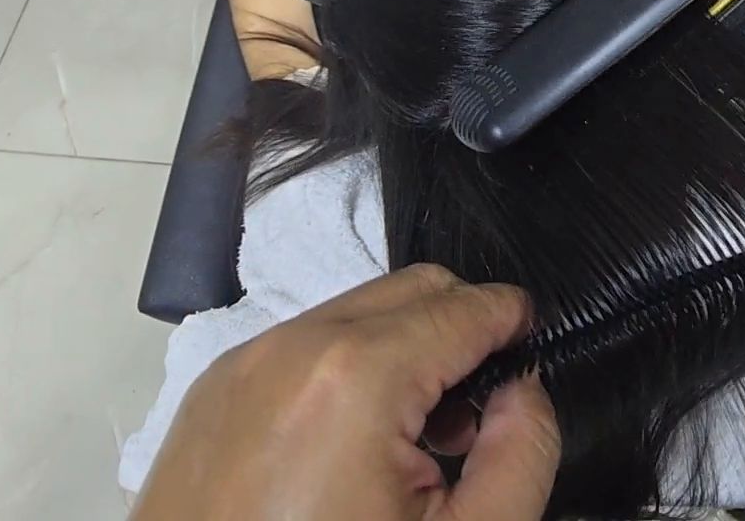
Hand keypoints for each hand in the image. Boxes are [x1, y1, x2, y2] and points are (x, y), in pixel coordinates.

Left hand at [132, 265, 559, 520]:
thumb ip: (520, 456)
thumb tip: (521, 391)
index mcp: (356, 375)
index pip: (464, 306)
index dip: (512, 318)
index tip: (531, 345)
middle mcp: (294, 344)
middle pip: (415, 287)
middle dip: (462, 325)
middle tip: (479, 406)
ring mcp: (243, 362)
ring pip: (362, 308)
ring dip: (409, 346)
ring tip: (419, 438)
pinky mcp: (212, 388)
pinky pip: (310, 340)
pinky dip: (353, 364)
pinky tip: (355, 444)